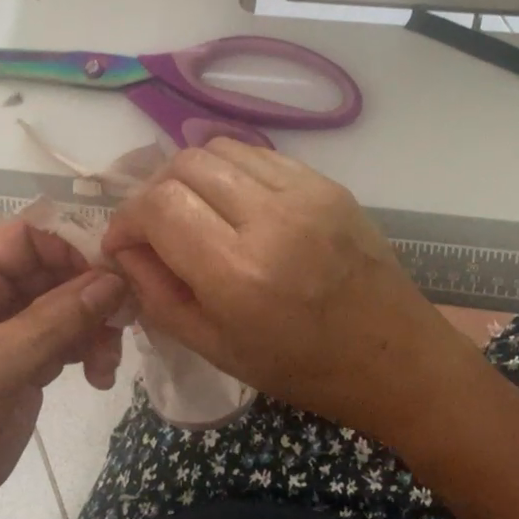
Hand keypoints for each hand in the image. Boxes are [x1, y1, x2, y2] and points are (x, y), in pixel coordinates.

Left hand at [0, 221, 129, 518]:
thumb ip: (55, 320)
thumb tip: (116, 279)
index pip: (23, 237)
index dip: (70, 245)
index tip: (113, 269)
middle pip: (53, 270)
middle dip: (91, 292)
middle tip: (125, 317)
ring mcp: (6, 331)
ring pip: (69, 305)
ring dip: (95, 327)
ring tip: (107, 362)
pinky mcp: (26, 363)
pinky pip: (71, 339)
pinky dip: (91, 352)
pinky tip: (100, 377)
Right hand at [101, 140, 474, 439]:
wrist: (394, 356)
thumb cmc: (303, 369)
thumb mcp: (217, 348)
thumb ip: (158, 294)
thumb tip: (124, 249)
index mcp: (238, 272)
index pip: (158, 205)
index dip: (127, 219)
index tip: (126, 243)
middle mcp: (271, 219)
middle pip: (184, 165)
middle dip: (155, 192)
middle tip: (158, 227)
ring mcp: (306, 194)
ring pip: (221, 149)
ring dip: (192, 175)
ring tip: (196, 211)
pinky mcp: (329, 185)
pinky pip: (261, 156)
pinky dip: (234, 171)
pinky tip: (237, 204)